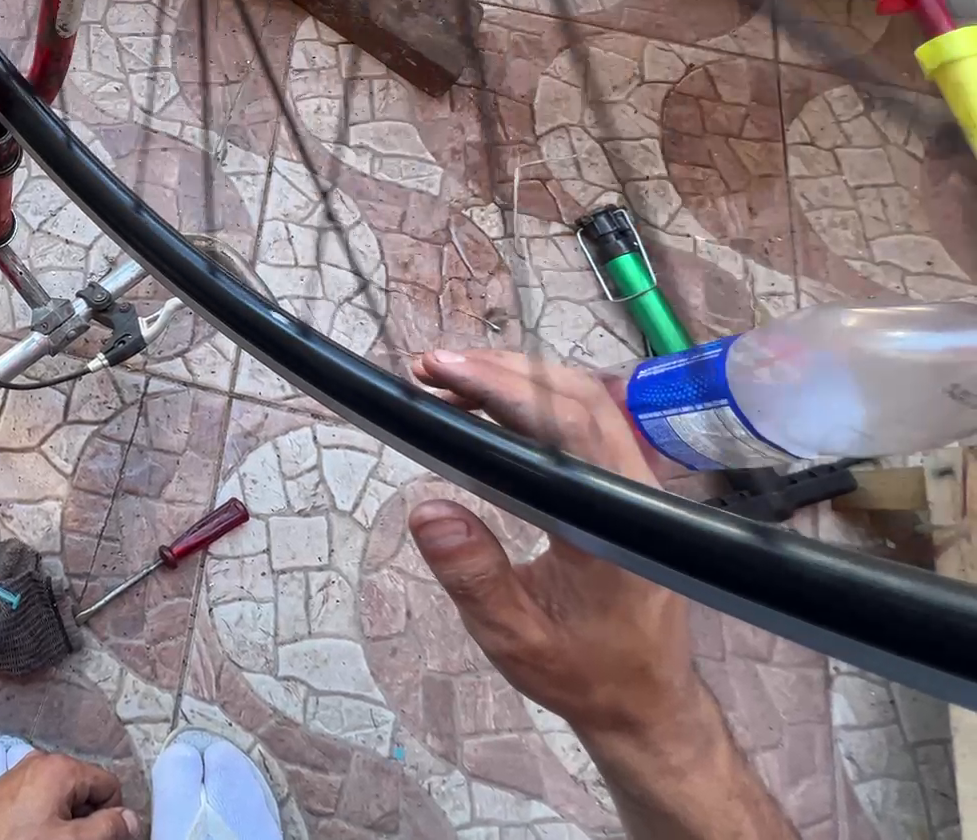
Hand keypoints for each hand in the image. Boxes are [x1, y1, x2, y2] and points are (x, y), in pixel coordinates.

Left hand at [0, 754, 139, 839]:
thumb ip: (106, 829)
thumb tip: (133, 818)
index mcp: (62, 767)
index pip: (109, 785)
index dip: (111, 816)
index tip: (99, 839)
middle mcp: (43, 761)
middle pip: (86, 789)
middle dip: (87, 819)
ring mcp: (23, 773)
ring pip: (63, 797)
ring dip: (66, 821)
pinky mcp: (8, 788)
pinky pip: (42, 800)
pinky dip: (46, 819)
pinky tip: (33, 836)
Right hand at [404, 349, 698, 741]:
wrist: (644, 702)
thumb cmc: (583, 671)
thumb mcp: (515, 637)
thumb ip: (474, 576)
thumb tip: (427, 510)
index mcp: (616, 524)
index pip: (568, 428)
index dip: (504, 388)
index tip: (442, 371)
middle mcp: (635, 492)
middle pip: (578, 397)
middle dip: (498, 370)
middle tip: (428, 368)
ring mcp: (632, 486)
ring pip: (582, 402)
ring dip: (511, 380)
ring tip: (443, 380)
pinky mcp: (618, 488)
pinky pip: (577, 423)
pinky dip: (524, 401)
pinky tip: (480, 407)